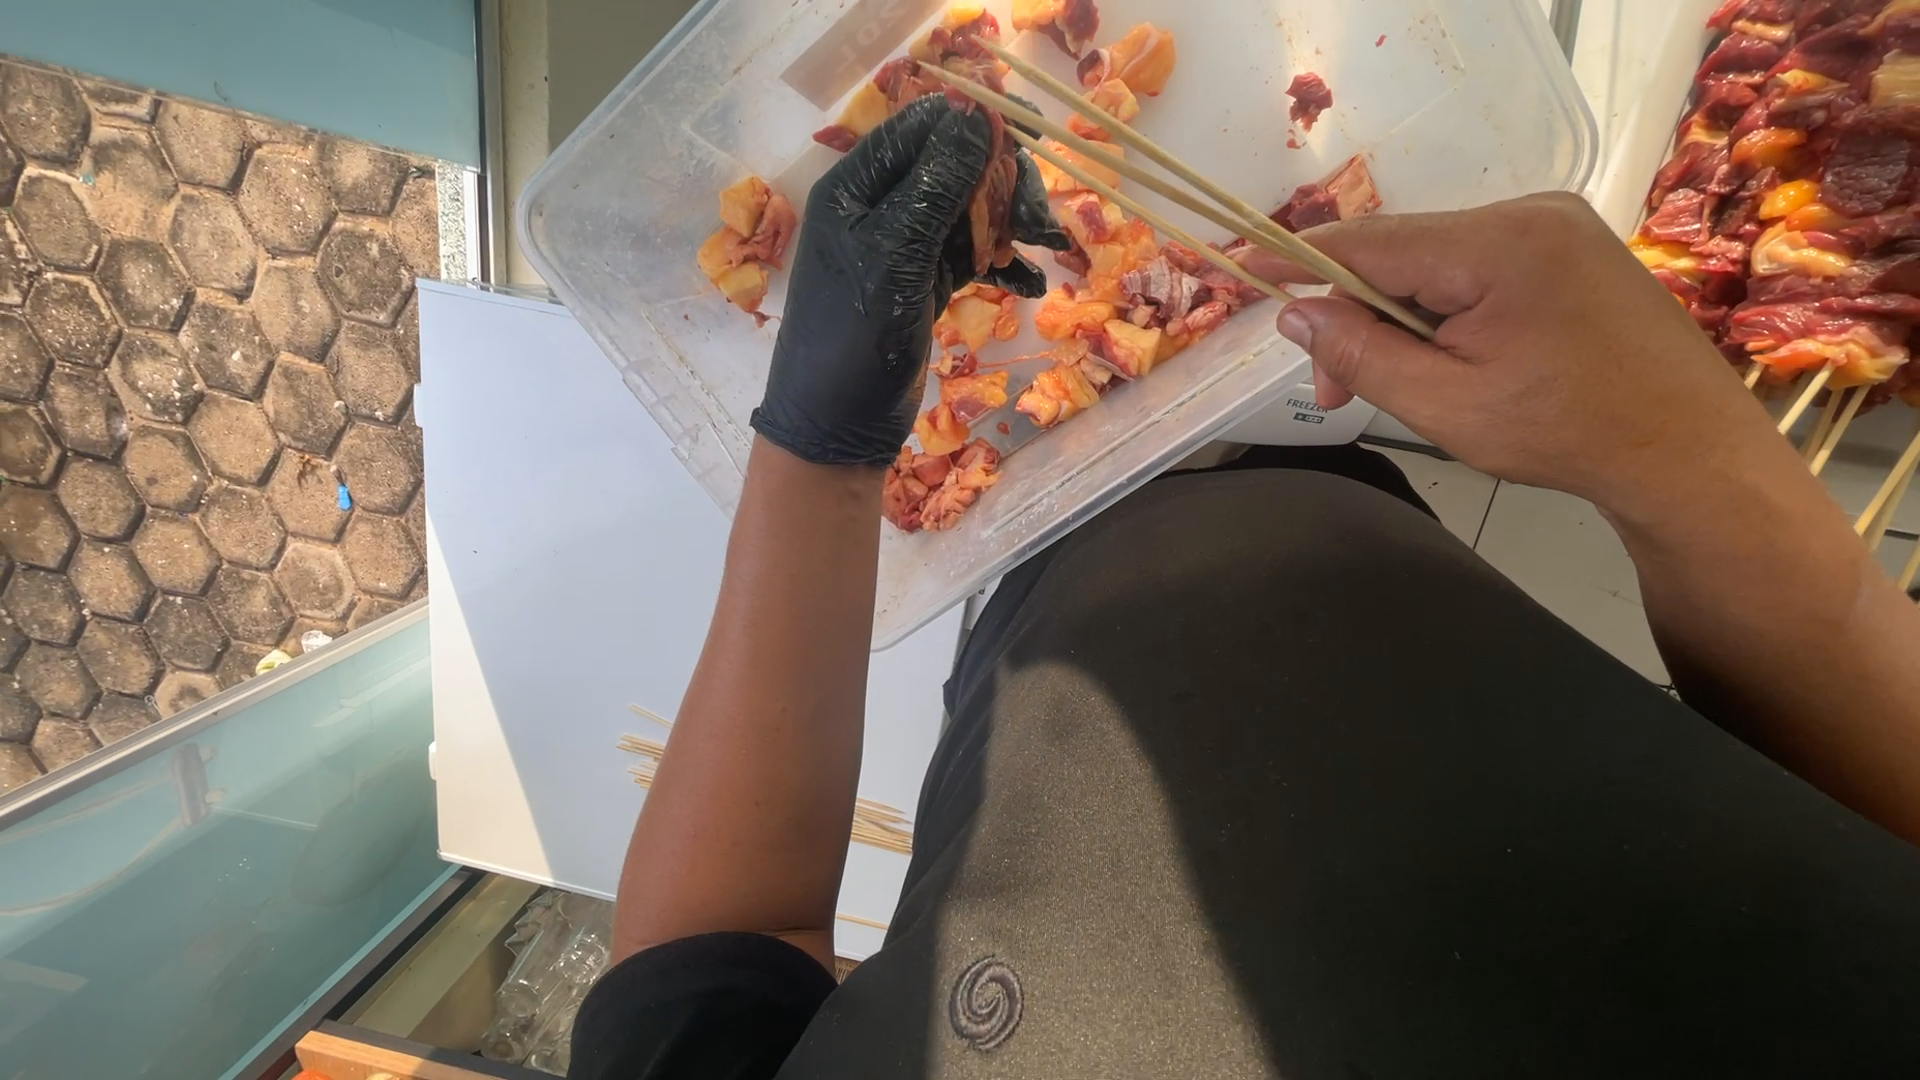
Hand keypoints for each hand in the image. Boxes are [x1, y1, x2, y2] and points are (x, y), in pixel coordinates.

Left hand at [752, 96, 1068, 467]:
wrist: (837, 425)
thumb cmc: (855, 338)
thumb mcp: (896, 255)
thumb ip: (937, 186)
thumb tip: (979, 117)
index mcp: (856, 186)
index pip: (923, 128)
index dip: (976, 130)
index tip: (1026, 148)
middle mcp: (879, 208)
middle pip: (952, 168)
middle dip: (999, 183)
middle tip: (1038, 218)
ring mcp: (903, 250)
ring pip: (965, 213)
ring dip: (1007, 224)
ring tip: (1045, 246)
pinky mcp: (922, 286)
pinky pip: (968, 258)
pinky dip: (999, 265)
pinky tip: (1029, 283)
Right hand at [1237, 193, 1783, 513]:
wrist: (1684, 450)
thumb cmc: (1561, 433)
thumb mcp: (1439, 402)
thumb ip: (1358, 353)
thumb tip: (1294, 315)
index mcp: (1498, 246)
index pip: (1366, 242)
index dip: (1296, 257)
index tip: (1240, 263)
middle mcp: (1525, 215)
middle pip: (1393, 256)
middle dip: (1350, 320)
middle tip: (1331, 393)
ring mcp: (1547, 229)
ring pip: (1424, 266)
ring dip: (1388, 324)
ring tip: (1382, 387)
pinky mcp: (1557, 252)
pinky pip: (1461, 272)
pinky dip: (1428, 316)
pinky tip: (1431, 360)